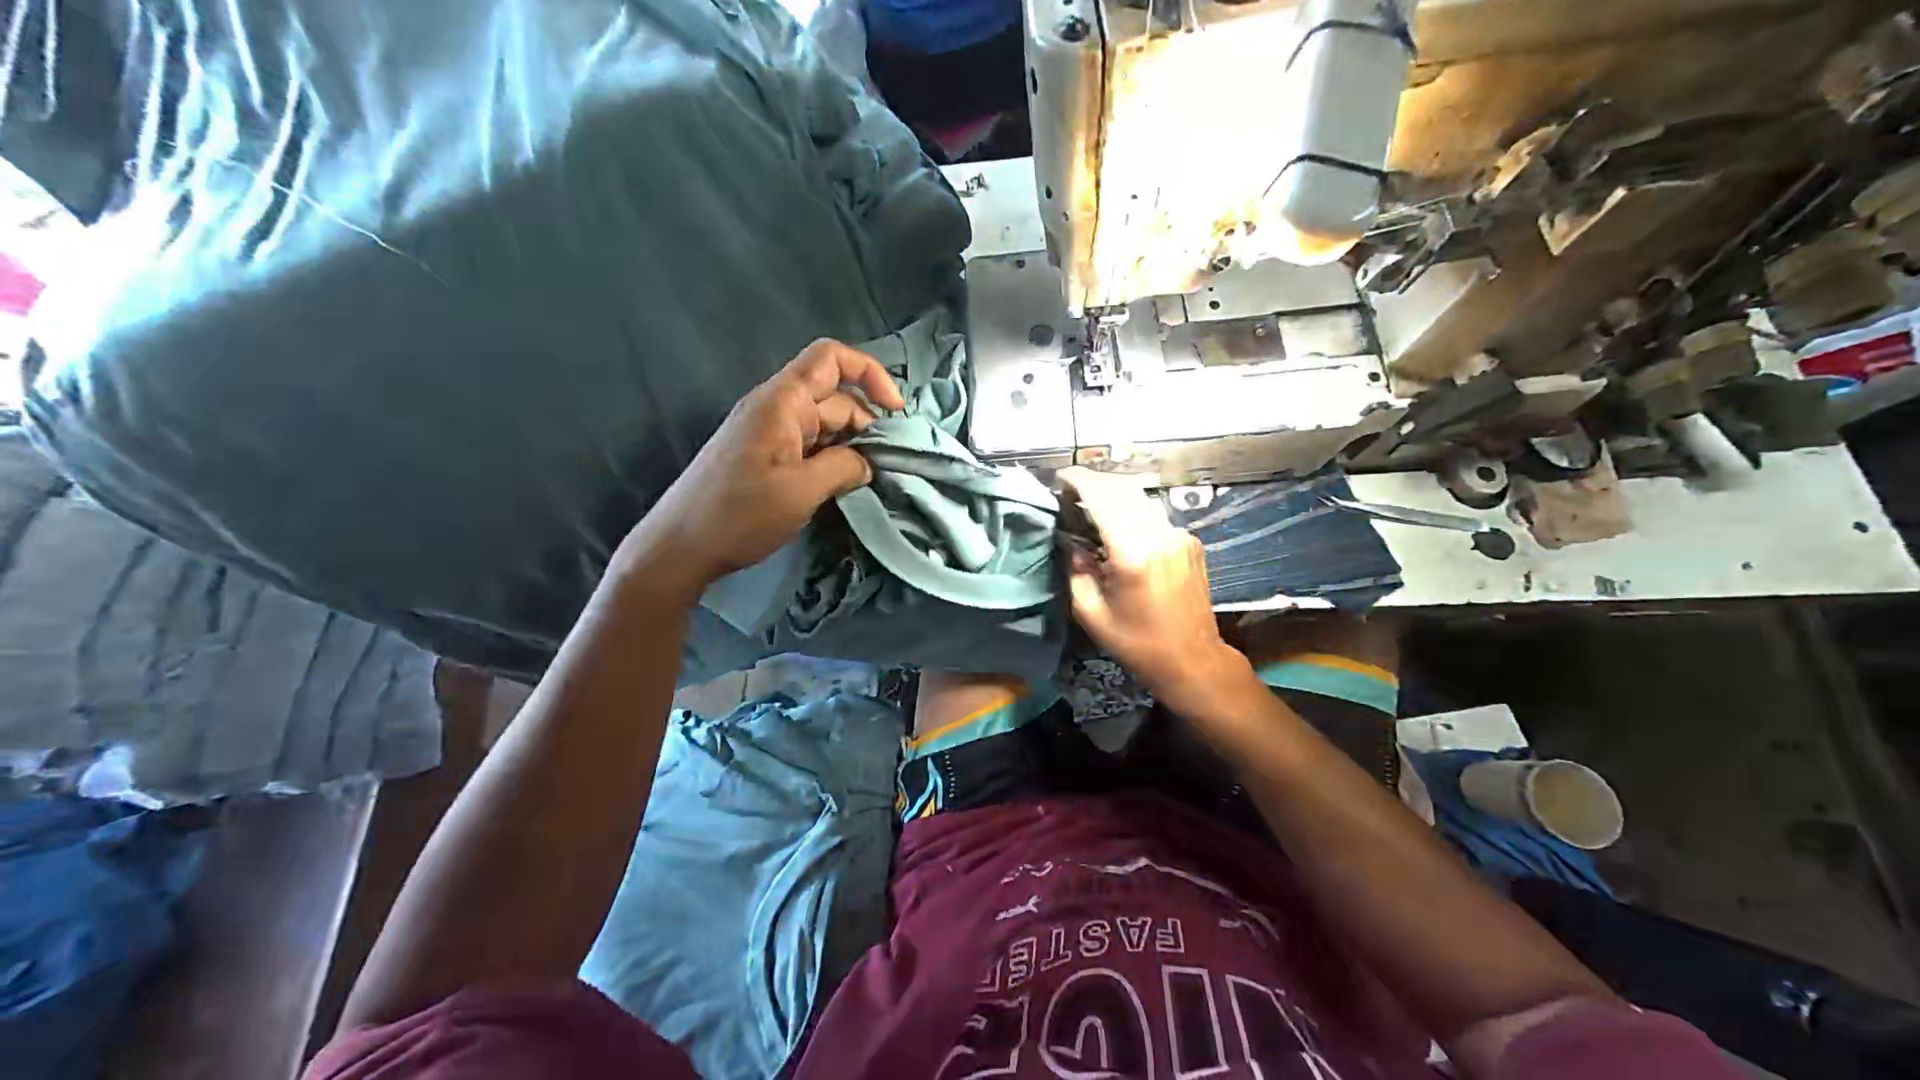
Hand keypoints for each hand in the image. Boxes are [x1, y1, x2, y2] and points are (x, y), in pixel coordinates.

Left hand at [614, 339, 904, 601]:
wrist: (679, 548)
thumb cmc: (739, 514)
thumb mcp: (801, 491)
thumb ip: (844, 468)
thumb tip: (868, 463)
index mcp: (782, 402)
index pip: (832, 359)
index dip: (870, 373)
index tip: (896, 413)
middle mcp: (776, 409)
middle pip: (835, 397)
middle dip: (867, 424)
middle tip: (892, 464)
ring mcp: (769, 434)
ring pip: (825, 426)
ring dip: (852, 447)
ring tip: (875, 479)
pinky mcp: (765, 458)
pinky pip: (809, 447)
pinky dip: (832, 460)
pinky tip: (846, 486)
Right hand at [1059, 468, 1243, 707]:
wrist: (1192, 659)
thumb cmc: (1137, 643)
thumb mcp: (1091, 612)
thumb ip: (1076, 570)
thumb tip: (1072, 542)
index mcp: (1133, 553)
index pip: (1103, 497)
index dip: (1079, 481)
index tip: (1061, 479)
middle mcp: (1160, 536)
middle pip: (1123, 489)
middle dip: (1095, 483)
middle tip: (1072, 492)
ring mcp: (1179, 536)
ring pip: (1141, 499)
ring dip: (1115, 496)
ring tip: (1092, 509)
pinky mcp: (1189, 542)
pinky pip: (1155, 516)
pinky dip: (1133, 514)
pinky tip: (1121, 531)